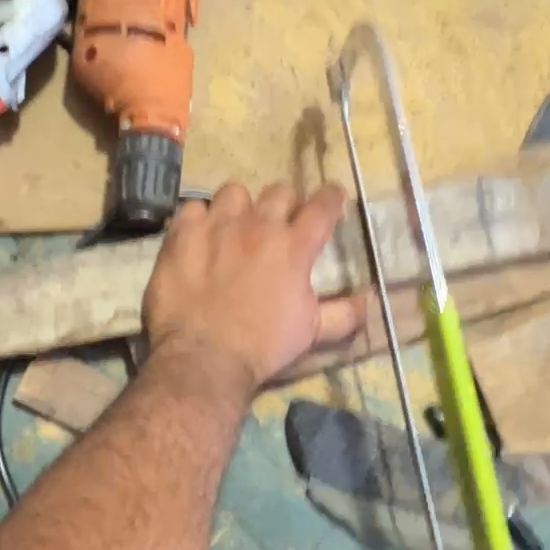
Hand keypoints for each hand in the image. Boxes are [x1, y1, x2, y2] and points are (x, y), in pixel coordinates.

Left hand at [142, 182, 363, 389]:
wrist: (204, 357)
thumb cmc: (262, 347)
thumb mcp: (311, 334)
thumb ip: (342, 313)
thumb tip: (367, 301)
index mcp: (294, 247)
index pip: (323, 205)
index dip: (331, 198)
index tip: (331, 199)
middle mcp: (258, 226)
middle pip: (279, 192)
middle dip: (284, 204)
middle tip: (278, 223)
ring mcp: (217, 226)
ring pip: (234, 192)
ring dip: (240, 207)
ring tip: (234, 227)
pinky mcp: (182, 235)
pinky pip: (193, 208)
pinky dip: (199, 220)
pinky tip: (199, 239)